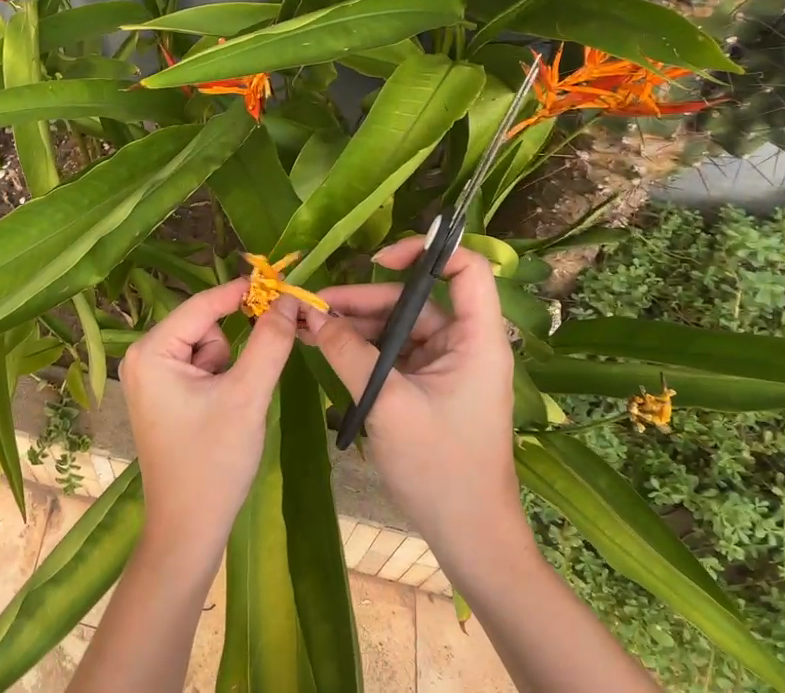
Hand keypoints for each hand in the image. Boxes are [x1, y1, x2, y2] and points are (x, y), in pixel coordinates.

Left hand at [118, 279, 295, 558]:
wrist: (189, 525)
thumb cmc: (213, 461)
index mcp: (151, 351)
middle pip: (203, 326)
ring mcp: (150, 378)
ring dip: (229, 368)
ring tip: (233, 407)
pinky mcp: (162, 396)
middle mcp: (142, 357)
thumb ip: (268, 343)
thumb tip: (288, 301)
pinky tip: (223, 414)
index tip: (282, 283)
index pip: (201, 305)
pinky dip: (220, 382)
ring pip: (206, 348)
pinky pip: (199, 369)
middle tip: (257, 366)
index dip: (242, 292)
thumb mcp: (247, 396)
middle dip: (234, 344)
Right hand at [300, 238, 526, 554]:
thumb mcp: (387, 404)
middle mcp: (463, 345)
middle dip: (361, 299)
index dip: (426, 252)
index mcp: (477, 341)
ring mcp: (444, 366)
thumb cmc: (441, 467)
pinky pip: (390, 352)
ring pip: (395, 326)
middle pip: (413, 300)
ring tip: (307, 328)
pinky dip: (359, 348)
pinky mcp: (426, 386)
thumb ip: (347, 353)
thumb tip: (309, 314)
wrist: (467, 533)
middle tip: (311, 306)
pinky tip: (324, 348)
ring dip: (353, 324)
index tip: (379, 261)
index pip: (467, 270)